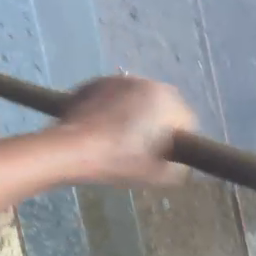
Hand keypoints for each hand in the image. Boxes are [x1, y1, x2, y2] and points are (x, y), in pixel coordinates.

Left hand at [55, 75, 194, 185]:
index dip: (177, 142)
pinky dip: (110, 108)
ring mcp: (116, 79)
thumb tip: (179, 165)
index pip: (186, 122)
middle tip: (141, 148)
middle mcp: (145, 82)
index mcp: (168, 101)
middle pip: (161, 106)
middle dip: (156, 124)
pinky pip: (111, 96)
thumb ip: (180, 170)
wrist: (70, 148)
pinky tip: (99, 127)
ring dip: (133, 113)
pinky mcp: (92, 83)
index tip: (163, 157)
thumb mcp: (158, 175)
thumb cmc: (118, 161)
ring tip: (117, 138)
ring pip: (135, 99)